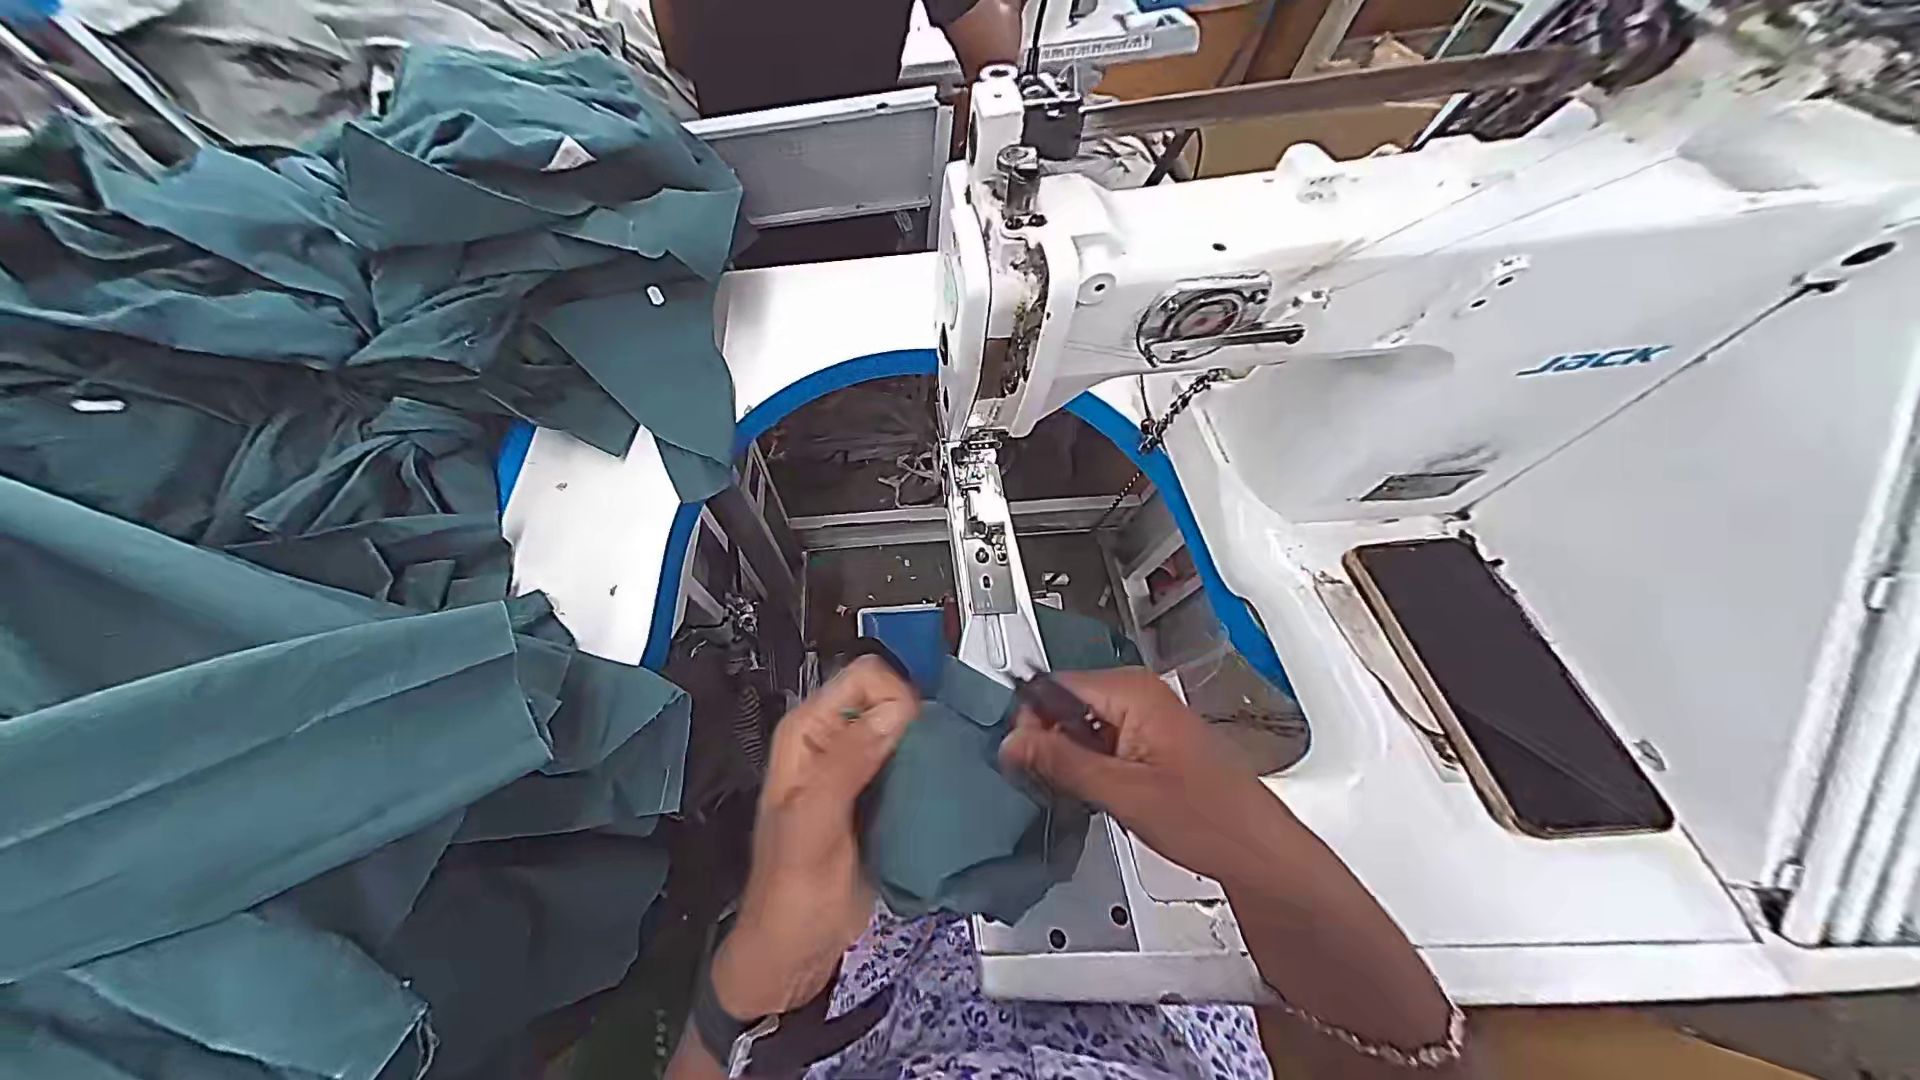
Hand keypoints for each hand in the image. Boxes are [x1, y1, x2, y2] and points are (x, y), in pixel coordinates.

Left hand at [710, 657, 916, 1019]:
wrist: (797, 948)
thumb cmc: (791, 890)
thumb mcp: (813, 823)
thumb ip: (848, 764)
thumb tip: (898, 712)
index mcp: (807, 731)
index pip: (864, 678)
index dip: (894, 696)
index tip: (915, 734)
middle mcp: (833, 738)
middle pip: (888, 696)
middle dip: (916, 717)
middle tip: (929, 758)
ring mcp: (859, 764)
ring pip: (904, 725)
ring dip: (926, 741)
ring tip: (939, 770)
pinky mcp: (882, 789)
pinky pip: (912, 757)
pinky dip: (928, 764)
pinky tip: (938, 783)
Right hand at [999, 667, 1295, 888]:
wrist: (1258, 852)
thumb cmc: (1212, 819)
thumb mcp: (1120, 791)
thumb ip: (1059, 761)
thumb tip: (1015, 742)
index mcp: (1133, 691)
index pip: (1055, 686)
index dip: (1031, 719)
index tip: (1017, 752)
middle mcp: (1140, 694)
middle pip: (1067, 703)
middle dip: (1048, 738)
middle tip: (1039, 776)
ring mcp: (1146, 716)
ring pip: (1082, 724)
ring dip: (1068, 753)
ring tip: (1072, 789)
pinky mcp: (1149, 740)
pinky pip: (1102, 739)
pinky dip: (1088, 762)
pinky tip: (1093, 790)